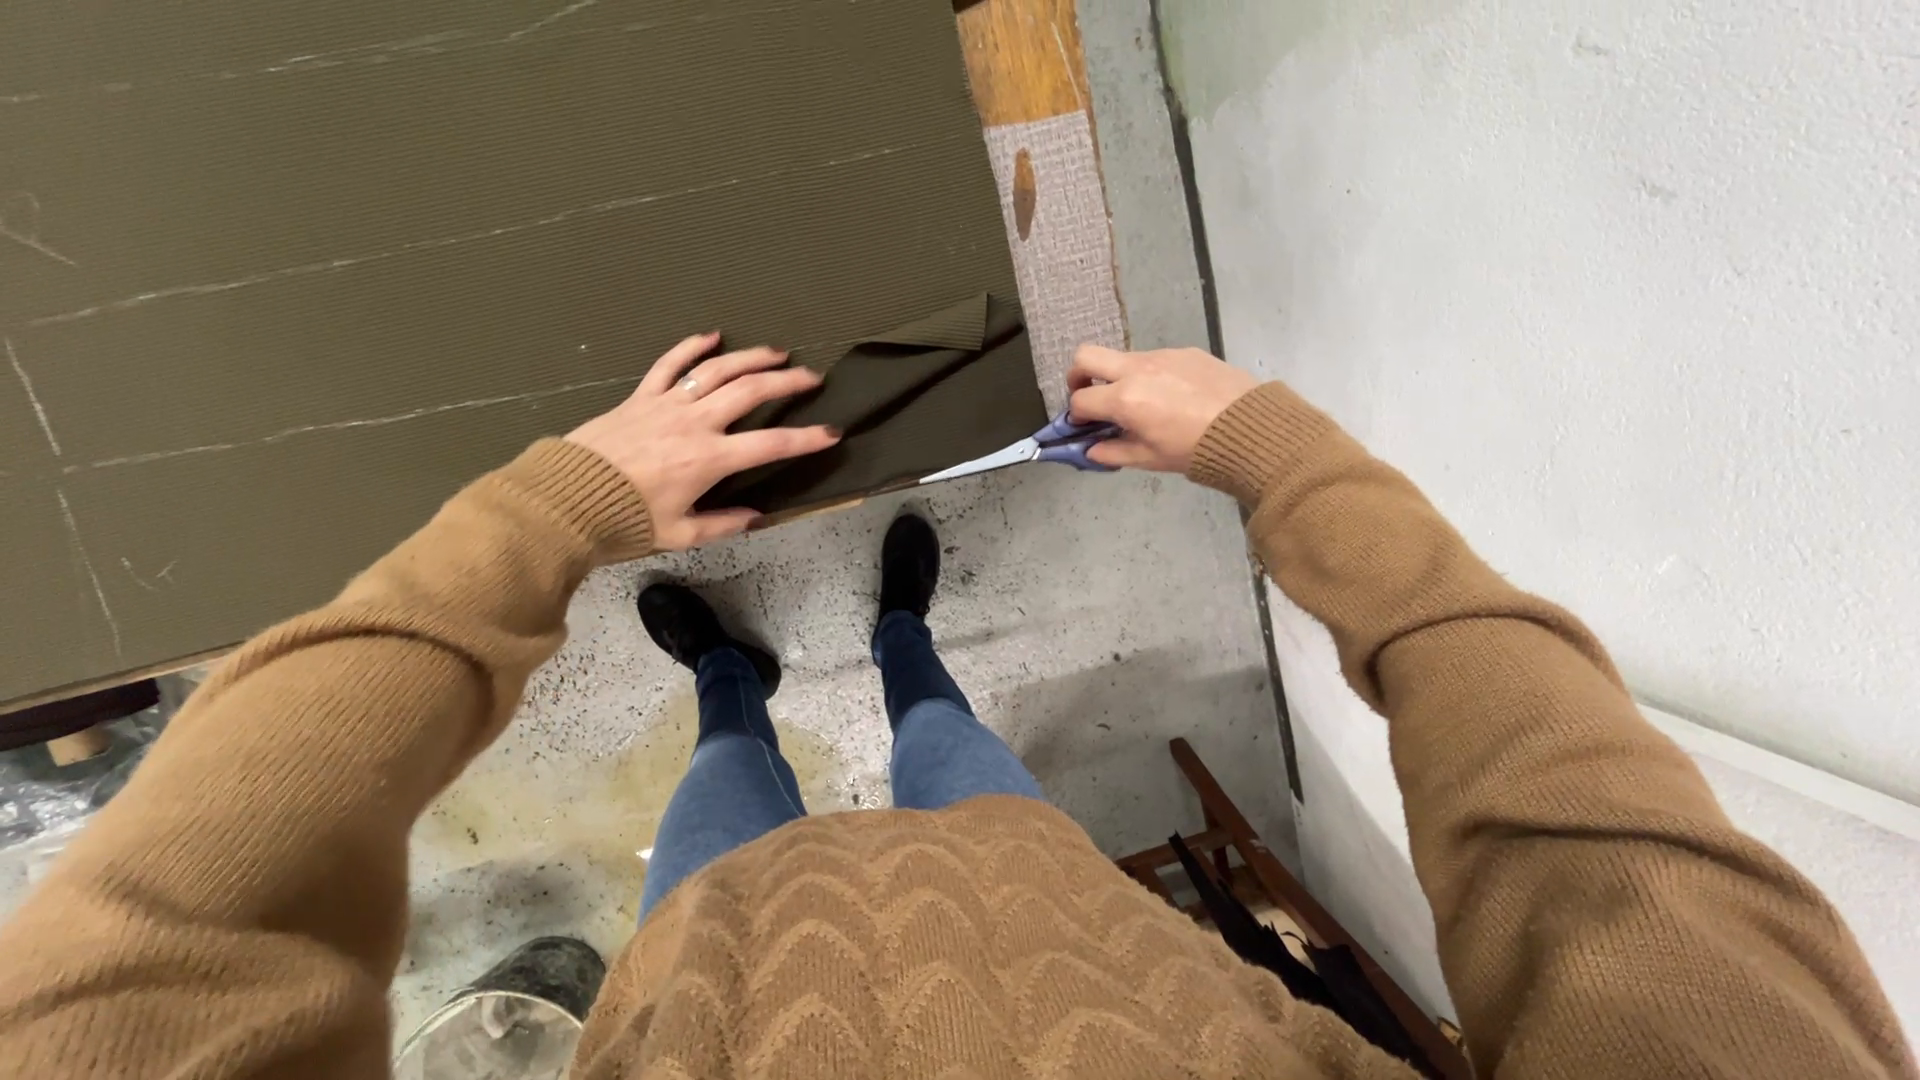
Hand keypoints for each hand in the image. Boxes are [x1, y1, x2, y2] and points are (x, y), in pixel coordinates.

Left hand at [566, 332, 838, 549]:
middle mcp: (694, 424)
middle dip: (786, 382)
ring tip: (775, 353)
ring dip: (750, 358)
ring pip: (716, 370)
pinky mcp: (641, 397)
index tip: (831, 433)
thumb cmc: (625, 521)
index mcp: (709, 460)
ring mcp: (666, 405)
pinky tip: (712, 336)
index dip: (805, 439)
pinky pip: (669, 364)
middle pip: (749, 392)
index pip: (770, 445)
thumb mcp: (679, 533)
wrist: (566, 500)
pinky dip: (691, 347)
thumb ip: (722, 524)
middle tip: (811, 377)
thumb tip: (755, 517)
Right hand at [1066, 344, 1258, 472]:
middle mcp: (1137, 369)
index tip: (1084, 426)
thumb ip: (1113, 452)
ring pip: (1123, 357)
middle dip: (1078, 375)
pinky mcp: (1185, 352)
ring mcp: (1162, 355)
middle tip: (1089, 395)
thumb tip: (1092, 449)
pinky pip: (1155, 358)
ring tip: (1141, 403)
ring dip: (1118, 376)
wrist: (1249, 428)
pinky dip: (1150, 374)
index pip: (1080, 399)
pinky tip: (1172, 396)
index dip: (1076, 415)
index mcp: (1125, 399)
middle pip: (1086, 356)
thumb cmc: (1195, 449)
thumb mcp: (1150, 459)